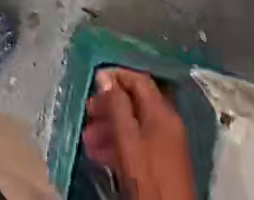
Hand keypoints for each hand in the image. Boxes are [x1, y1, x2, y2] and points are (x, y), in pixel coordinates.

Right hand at [82, 68, 196, 199]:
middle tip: (87, 112)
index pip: (139, 80)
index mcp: (162, 113)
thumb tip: (104, 77)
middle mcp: (166, 123)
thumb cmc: (148, 177)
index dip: (116, 75)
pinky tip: (100, 154)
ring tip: (88, 139)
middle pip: (134, 102)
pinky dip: (118, 143)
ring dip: (109, 126)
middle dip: (108, 105)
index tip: (94, 80)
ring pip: (133, 124)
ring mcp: (165, 143)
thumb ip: (116, 106)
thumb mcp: (128, 139)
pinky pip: (137, 142)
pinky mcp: (161, 162)